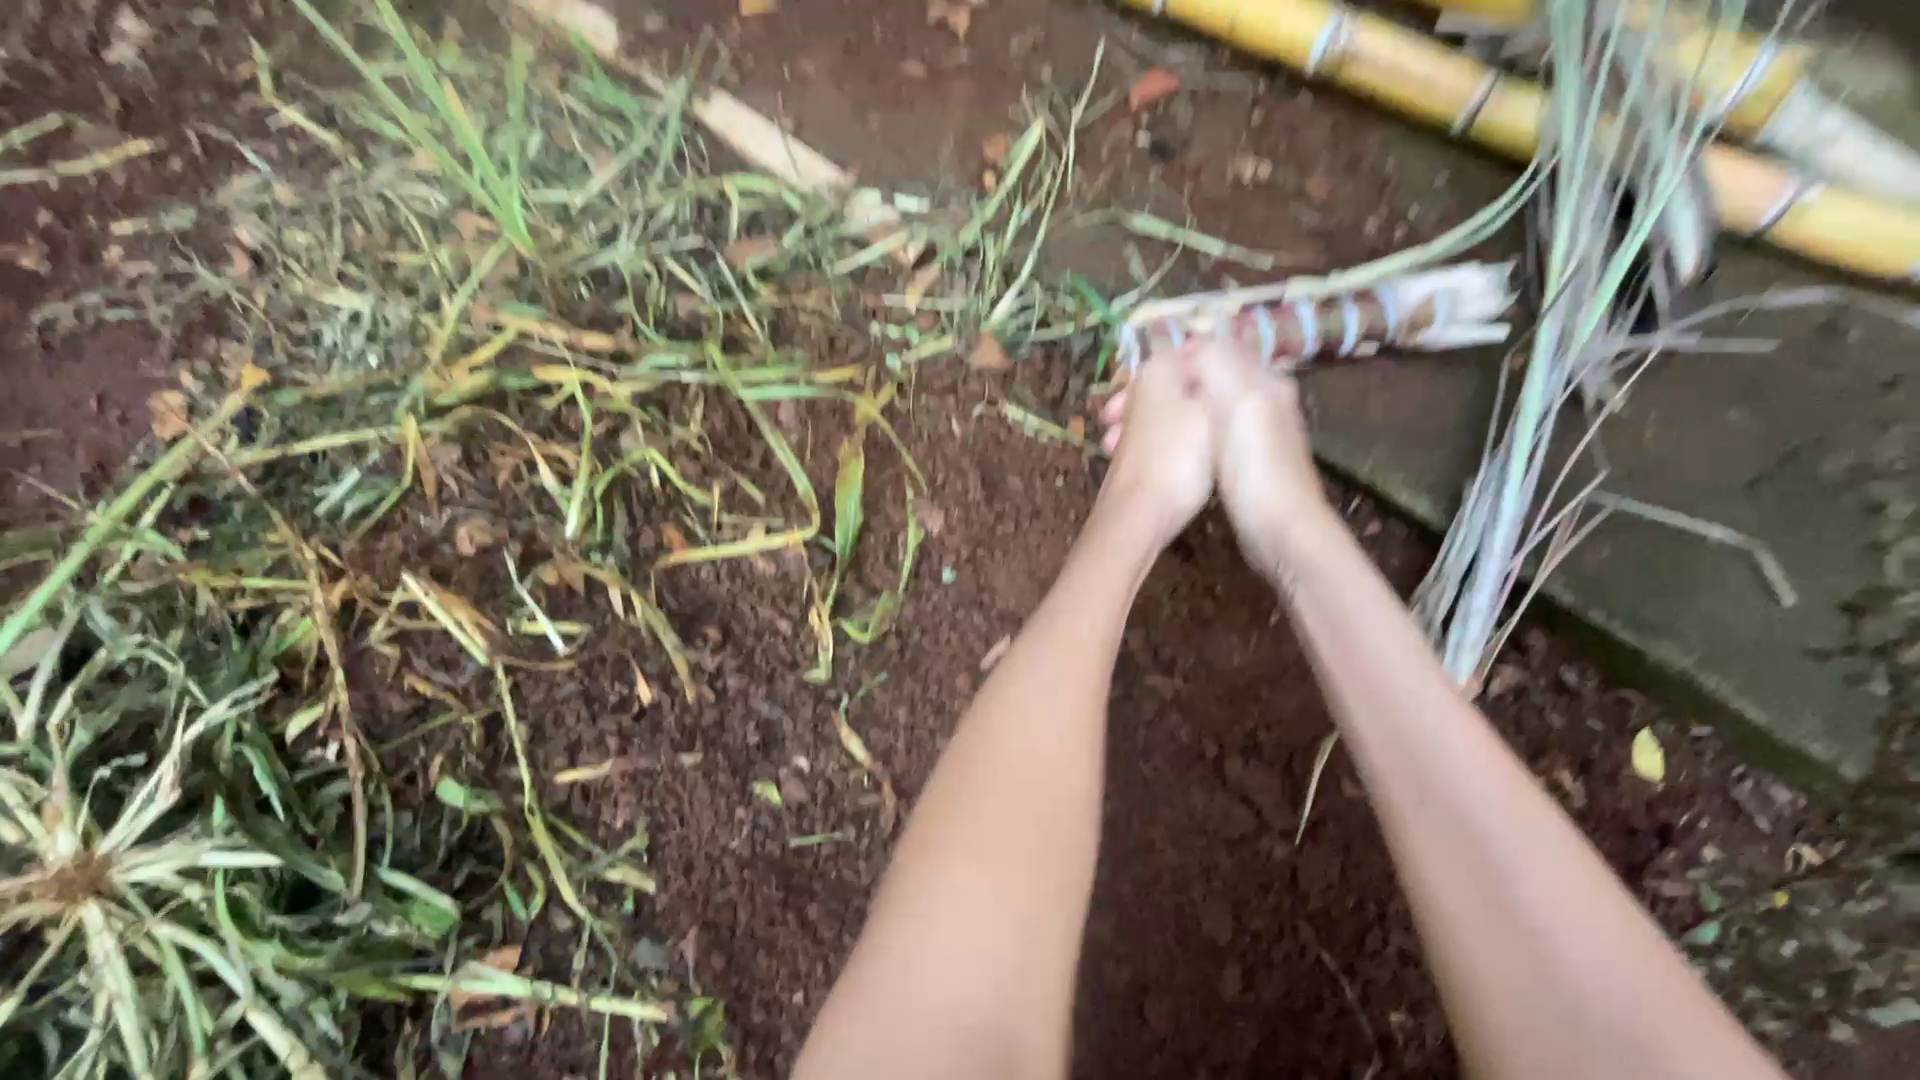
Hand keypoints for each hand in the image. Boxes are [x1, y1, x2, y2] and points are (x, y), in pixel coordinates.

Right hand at [1098, 338, 1331, 571]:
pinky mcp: (1235, 467)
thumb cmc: (1256, 463)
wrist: (1279, 529)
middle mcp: (1255, 400)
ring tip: (1116, 444)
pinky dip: (1164, 446)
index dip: (1163, 364)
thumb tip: (1189, 344)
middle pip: (1192, 385)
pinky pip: (1191, 443)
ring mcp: (1245, 436)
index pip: (1205, 352)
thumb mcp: (1239, 397)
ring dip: (1151, 423)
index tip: (1128, 387)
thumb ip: (1215, 361)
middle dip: (1149, 397)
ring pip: (1188, 415)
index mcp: (1259, 379)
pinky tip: (1145, 461)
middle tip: (1111, 420)